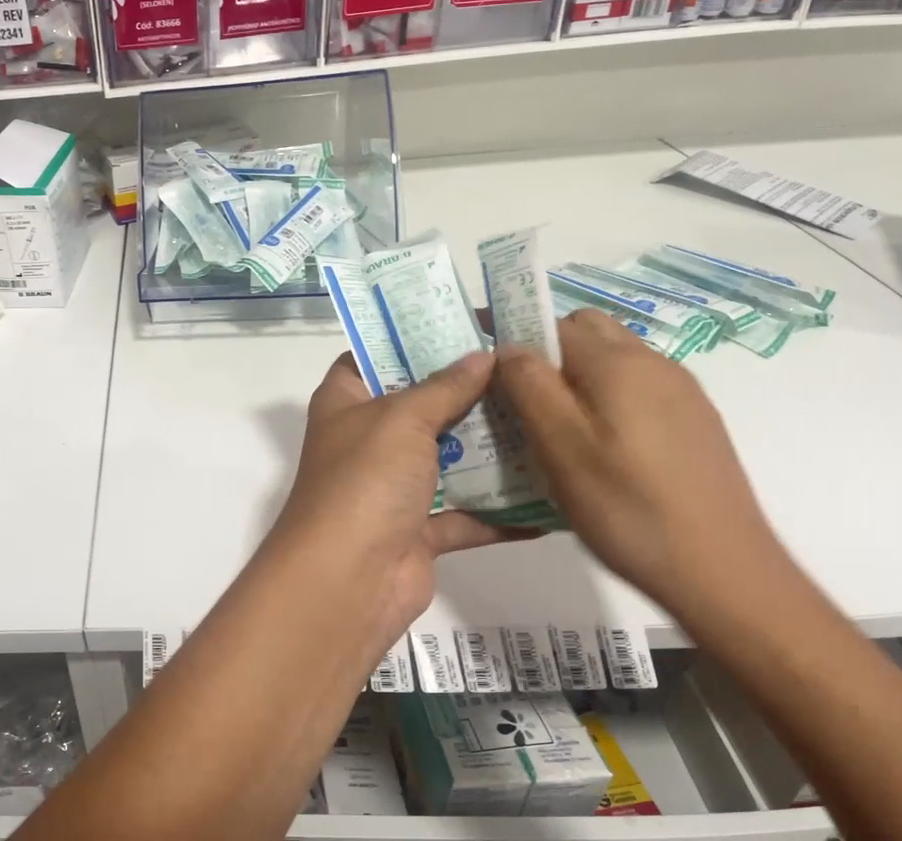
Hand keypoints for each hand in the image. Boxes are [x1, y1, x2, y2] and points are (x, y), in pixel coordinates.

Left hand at [272, 350, 535, 642]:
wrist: (347, 579)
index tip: (472, 322)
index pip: (376, 354)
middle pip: (422, 404)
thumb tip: (484, 354)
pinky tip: (556, 497)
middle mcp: (365, 438)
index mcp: (345, 400)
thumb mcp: (401, 419)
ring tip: (553, 418)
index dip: (416, 337)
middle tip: (531, 366)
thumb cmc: (363, 481)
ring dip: (493, 448)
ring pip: (448, 458)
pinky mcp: (418, 530)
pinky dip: (503, 510)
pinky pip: (467, 513)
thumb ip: (444, 386)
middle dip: (471, 390)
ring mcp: (391, 486)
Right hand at [493, 309, 785, 614]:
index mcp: (619, 363)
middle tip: (519, 399)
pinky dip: (605, 400)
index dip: (513, 335)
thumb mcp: (560, 447)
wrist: (724, 573)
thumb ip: (529, 385)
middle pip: (588, 331)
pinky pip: (636, 389)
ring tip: (552, 429)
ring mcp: (682, 394)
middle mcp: (655, 365)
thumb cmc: (627, 508)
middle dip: (547, 350)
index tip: (483, 368)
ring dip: (576, 377)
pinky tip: (597, 450)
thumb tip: (509, 346)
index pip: (552, 321)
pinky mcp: (695, 424)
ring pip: (613, 360)